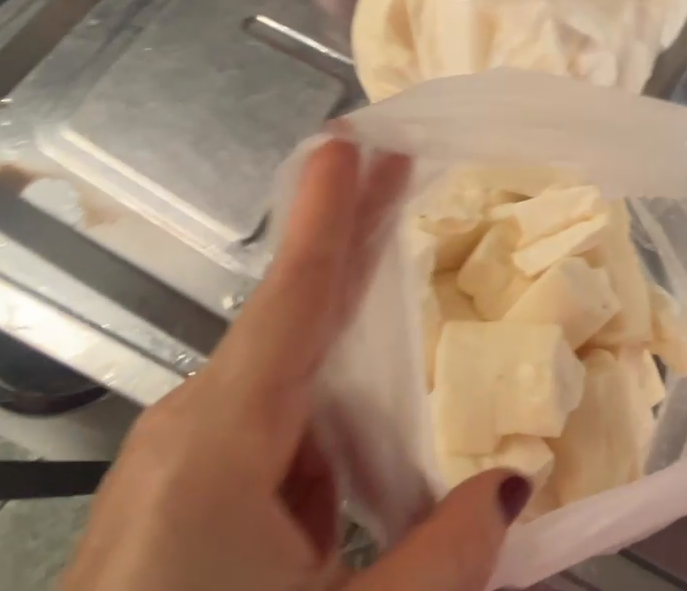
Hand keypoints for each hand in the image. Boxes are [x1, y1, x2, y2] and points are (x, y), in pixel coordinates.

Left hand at [60, 139, 533, 590]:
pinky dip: (324, 425)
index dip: (324, 215)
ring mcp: (174, 474)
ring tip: (409, 299)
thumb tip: (512, 483)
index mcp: (217, 451)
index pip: (289, 304)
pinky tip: (366, 453)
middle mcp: (188, 438)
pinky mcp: (175, 508)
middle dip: (349, 243)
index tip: (346, 137)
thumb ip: (445, 559)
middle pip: (289, 321)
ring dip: (347, 348)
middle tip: (397, 170)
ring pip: (282, 384)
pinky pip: (269, 437)